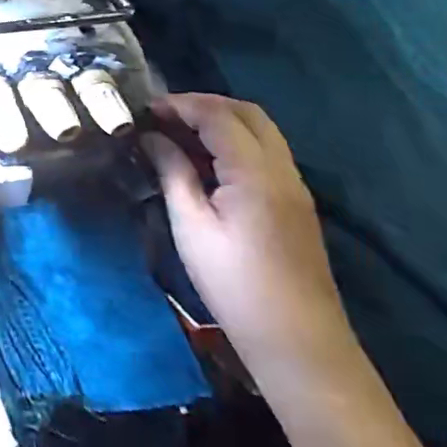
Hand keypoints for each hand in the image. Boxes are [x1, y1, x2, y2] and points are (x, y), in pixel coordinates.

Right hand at [141, 94, 347, 382]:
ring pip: (261, 130)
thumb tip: (153, 139)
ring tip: (182, 133)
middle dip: (205, 105)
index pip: (218, 116)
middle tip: (166, 116)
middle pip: (247, 112)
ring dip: (223, 121)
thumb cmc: (236, 287)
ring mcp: (295, 183)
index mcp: (255, 170)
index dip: (181, 105)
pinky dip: (237, 142)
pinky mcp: (296, 201)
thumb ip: (173, 174)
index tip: (147, 109)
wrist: (299, 341)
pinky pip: (267, 152)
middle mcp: (282, 166)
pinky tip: (210, 160)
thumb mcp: (192, 229)